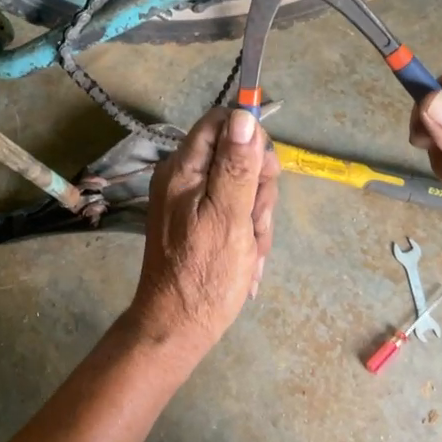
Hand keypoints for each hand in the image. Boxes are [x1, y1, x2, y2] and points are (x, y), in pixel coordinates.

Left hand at [126, 107, 279, 355]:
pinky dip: (246, 232)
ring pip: (242, 185)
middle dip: (257, 189)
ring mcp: (190, 199)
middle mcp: (183, 175)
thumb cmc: (204, 275)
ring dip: (255, 217)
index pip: (220, 121)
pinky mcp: (198, 220)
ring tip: (249, 251)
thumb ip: (236, 166)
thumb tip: (244, 115)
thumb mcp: (228, 217)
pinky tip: (246, 259)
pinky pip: (234, 210)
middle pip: (236, 154)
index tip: (264, 171)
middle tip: (254, 223)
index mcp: (183, 167)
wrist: (178, 327)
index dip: (249, 137)